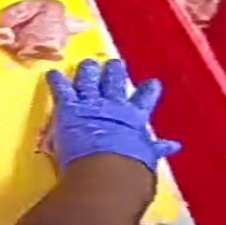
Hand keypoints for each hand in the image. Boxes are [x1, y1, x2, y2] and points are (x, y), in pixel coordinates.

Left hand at [45, 58, 181, 171]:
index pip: (144, 100)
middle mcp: (115, 107)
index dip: (148, 91)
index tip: (152, 81)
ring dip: (87, 72)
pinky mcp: (70, 108)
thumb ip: (156, 148)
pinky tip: (51, 72)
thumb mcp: (146, 153)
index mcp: (134, 117)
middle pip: (115, 85)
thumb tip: (174, 146)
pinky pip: (62, 91)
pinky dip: (56, 81)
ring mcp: (92, 105)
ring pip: (89, 83)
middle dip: (114, 74)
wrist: (106, 162)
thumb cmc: (127, 162)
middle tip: (114, 62)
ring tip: (87, 62)